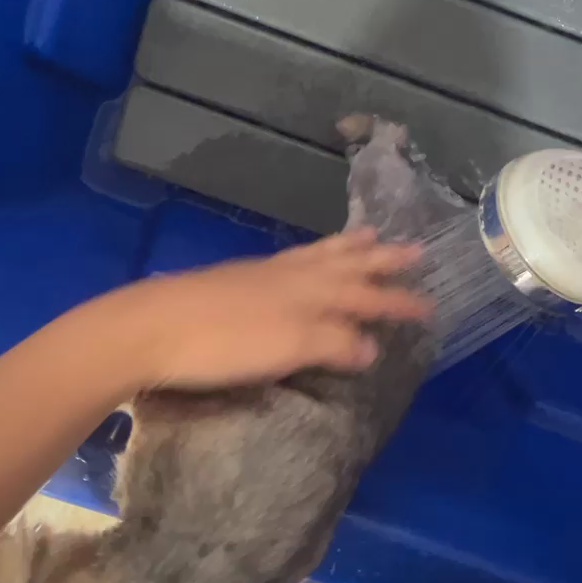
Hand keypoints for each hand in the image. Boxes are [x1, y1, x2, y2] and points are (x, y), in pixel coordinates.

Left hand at [98, 228, 430, 390]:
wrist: (151, 328)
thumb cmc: (222, 343)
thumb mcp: (288, 347)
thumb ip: (334, 342)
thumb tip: (373, 347)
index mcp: (310, 292)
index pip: (367, 298)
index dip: (399, 304)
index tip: (431, 308)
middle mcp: (293, 276)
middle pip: (348, 265)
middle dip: (383, 260)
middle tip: (415, 250)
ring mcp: (263, 274)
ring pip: (319, 254)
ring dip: (350, 247)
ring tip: (370, 235)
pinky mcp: (238, 279)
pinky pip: (294, 258)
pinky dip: (315, 254)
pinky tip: (306, 260)